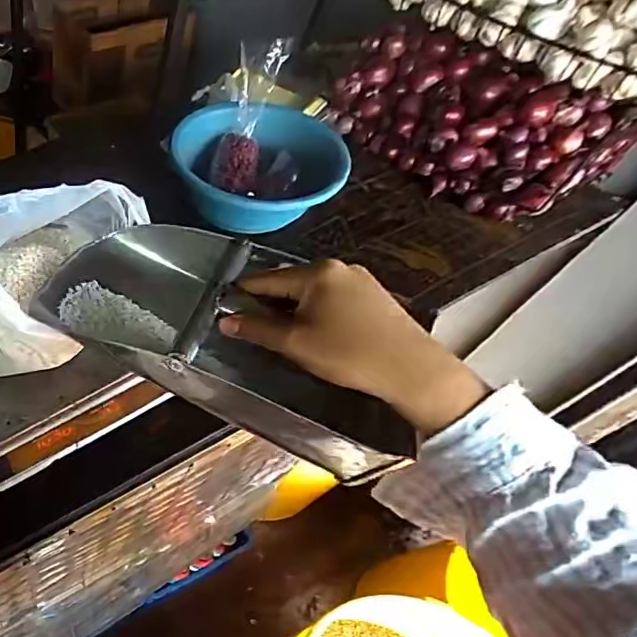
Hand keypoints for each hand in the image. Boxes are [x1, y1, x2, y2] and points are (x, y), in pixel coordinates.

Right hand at [218, 259, 489, 434]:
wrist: (410, 369)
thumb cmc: (347, 354)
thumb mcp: (294, 344)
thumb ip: (257, 330)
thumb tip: (226, 321)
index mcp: (316, 273)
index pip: (265, 280)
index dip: (242, 297)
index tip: (227, 314)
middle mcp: (337, 267)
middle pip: (288, 283)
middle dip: (269, 304)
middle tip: (255, 331)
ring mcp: (358, 278)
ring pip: (310, 291)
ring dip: (292, 309)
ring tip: (284, 336)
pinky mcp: (372, 294)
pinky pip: (331, 297)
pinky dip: (315, 311)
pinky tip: (315, 333)